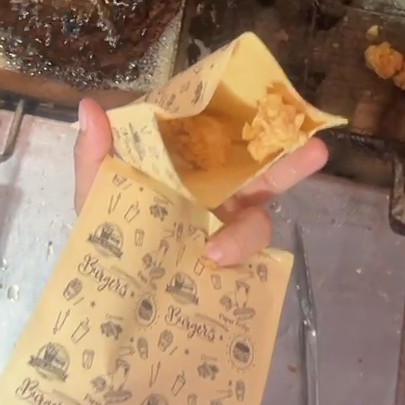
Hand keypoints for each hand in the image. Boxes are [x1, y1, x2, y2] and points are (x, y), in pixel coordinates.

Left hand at [71, 99, 327, 264]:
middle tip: (315, 148)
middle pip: (257, 169)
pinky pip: (248, 261)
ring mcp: (223, 227)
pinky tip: (215, 268)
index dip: (244, 115)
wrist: (108, 303)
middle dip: (287, 159)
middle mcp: (212, 188)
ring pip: (256, 219)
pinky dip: (236, 261)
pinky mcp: (230, 266)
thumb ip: (93, 155)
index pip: (218, 131)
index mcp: (184, 161)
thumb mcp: (95, 193)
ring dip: (248, 231)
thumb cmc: (105, 233)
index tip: (267, 100)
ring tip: (215, 252)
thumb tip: (89, 106)